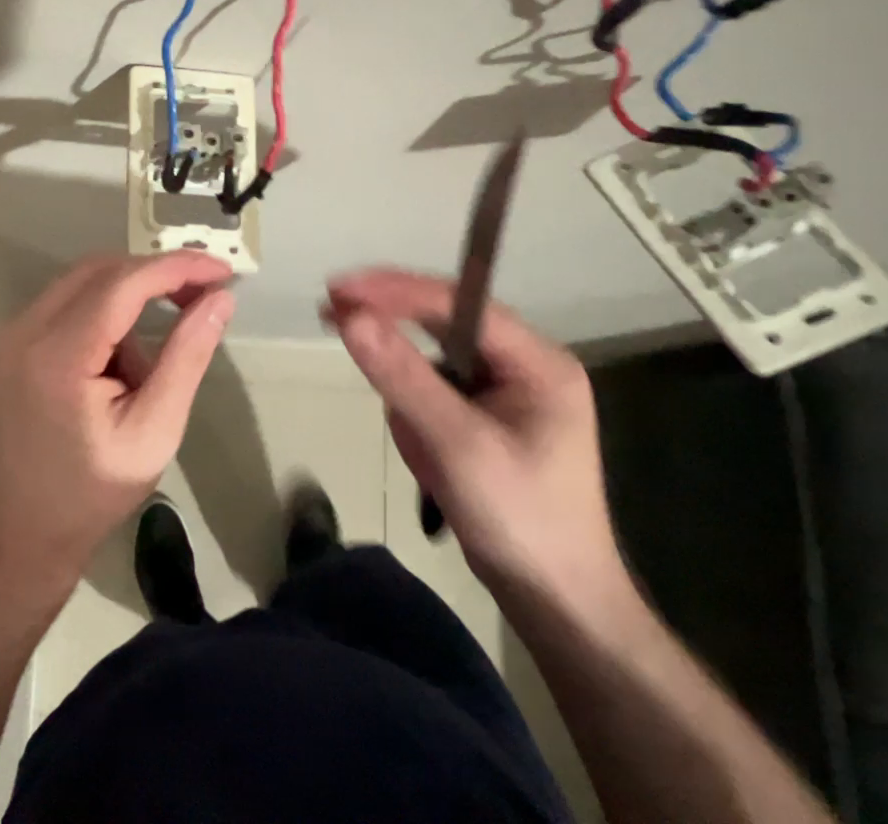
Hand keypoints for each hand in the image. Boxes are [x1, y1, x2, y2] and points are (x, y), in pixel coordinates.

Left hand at [0, 253, 235, 572]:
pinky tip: (117, 369)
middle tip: (203, 298)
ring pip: (82, 284)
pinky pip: (65, 306)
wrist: (24, 530)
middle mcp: (25, 330)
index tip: (223, 272)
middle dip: (155, 276)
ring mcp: (11, 336)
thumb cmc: (93, 491)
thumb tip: (219, 299)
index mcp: (57, 354)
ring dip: (127, 302)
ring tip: (147, 370)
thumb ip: (186, 358)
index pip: (123, 282)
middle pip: (100, 270)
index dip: (177, 267)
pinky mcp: (11, 346)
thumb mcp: (154, 430)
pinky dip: (102, 318)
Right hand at [325, 270, 627, 604]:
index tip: (338, 289)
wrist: (555, 599)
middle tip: (332, 319)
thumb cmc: (518, 518)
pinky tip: (430, 465)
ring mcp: (507, 398)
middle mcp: (525, 368)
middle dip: (395, 337)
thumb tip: (352, 317)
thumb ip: (402, 376)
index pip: (459, 304)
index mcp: (538, 362)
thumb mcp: (456, 442)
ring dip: (411, 402)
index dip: (396, 291)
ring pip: (434, 369)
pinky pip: (436, 403)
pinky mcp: (487, 425)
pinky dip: (418, 424)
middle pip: (446, 329)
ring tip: (424, 456)